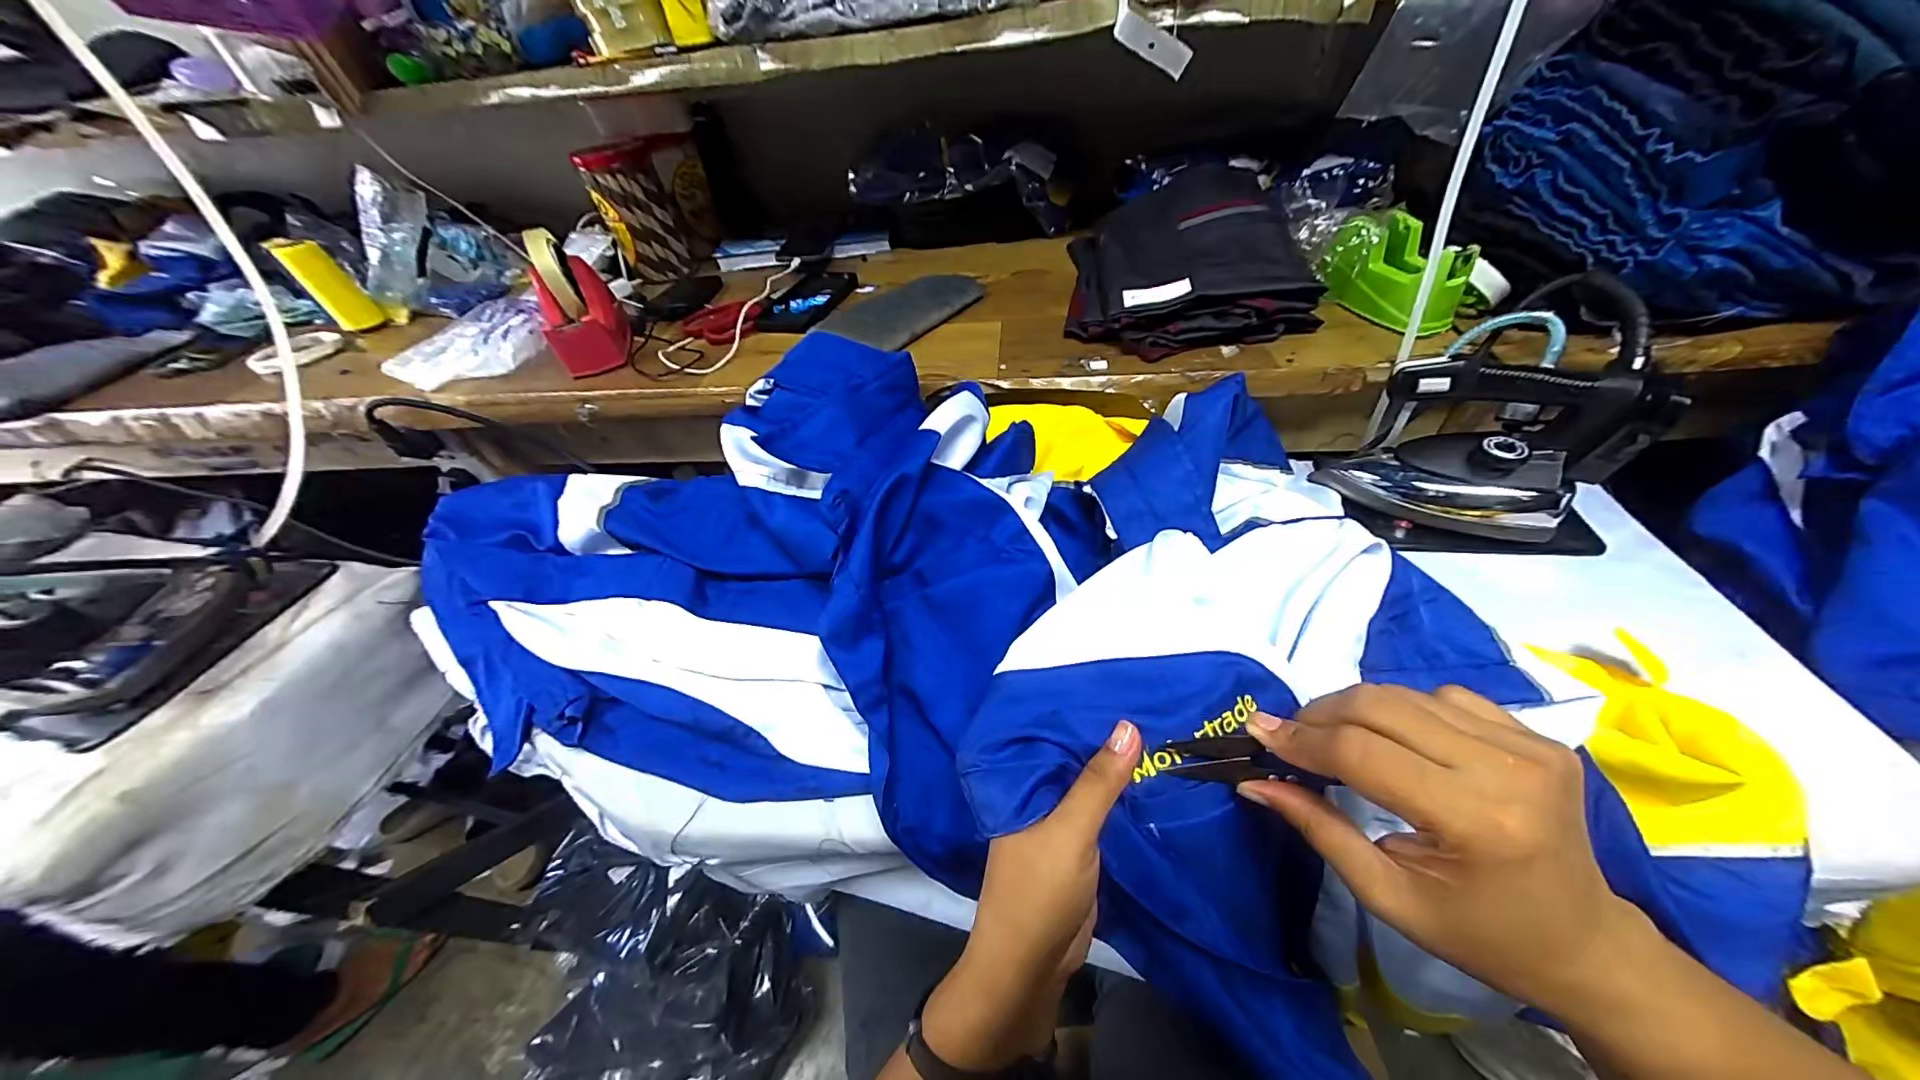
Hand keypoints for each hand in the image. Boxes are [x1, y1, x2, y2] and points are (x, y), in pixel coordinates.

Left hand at [918, 719, 1140, 1070]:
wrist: (1032, 965)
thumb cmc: (1038, 890)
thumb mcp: (1070, 831)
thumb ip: (1098, 782)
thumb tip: (1129, 724)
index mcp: (1019, 782)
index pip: (1046, 731)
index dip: (1076, 707)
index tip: (1114, 678)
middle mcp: (1035, 793)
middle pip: (1070, 754)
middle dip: (1101, 732)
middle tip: (1147, 696)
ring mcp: (1057, 818)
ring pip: (1088, 781)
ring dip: (1114, 763)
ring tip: (1157, 723)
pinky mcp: (1078, 843)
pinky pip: (1100, 808)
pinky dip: (1119, 794)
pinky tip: (1150, 774)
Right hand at [1234, 685, 1641, 1014]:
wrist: (1588, 945)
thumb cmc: (1482, 935)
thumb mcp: (1388, 896)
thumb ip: (1319, 829)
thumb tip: (1256, 782)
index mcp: (1475, 820)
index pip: (1362, 753)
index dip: (1301, 739)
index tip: (1257, 733)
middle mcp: (1507, 770)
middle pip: (1380, 706)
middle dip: (1319, 714)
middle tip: (1288, 736)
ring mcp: (1530, 747)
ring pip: (1407, 694)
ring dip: (1355, 709)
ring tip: (1333, 737)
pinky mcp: (1538, 737)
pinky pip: (1445, 697)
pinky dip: (1403, 709)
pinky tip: (1397, 739)